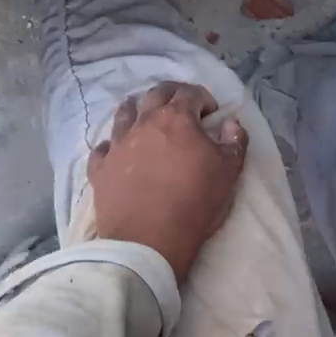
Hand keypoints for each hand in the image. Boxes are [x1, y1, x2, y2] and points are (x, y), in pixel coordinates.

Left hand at [87, 82, 247, 281]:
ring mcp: (119, 145)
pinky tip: (116, 149)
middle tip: (182, 106)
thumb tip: (229, 123)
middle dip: (172, 94)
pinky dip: (111, 144)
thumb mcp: (230, 170)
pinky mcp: (100, 169)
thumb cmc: (194, 203)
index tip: (211, 113)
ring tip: (143, 114)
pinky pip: (102, 148)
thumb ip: (235, 139)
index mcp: (177, 118)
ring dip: (136, 108)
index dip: (204, 98)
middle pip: (156, 94)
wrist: (149, 244)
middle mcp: (145, 123)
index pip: (190, 92)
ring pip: (124, 113)